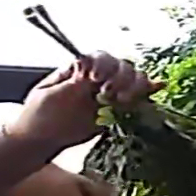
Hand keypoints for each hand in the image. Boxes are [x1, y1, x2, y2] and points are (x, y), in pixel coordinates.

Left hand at [8, 52, 155, 148]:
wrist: (44, 138)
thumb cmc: (41, 116)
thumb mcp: (53, 96)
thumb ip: (77, 81)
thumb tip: (96, 69)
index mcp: (79, 70)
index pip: (100, 58)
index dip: (104, 65)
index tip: (97, 79)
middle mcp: (99, 76)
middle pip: (123, 66)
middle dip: (121, 79)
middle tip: (109, 95)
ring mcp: (114, 88)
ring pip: (137, 77)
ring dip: (135, 87)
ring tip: (120, 101)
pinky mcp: (124, 101)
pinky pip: (144, 91)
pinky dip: (150, 89)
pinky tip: (154, 89)